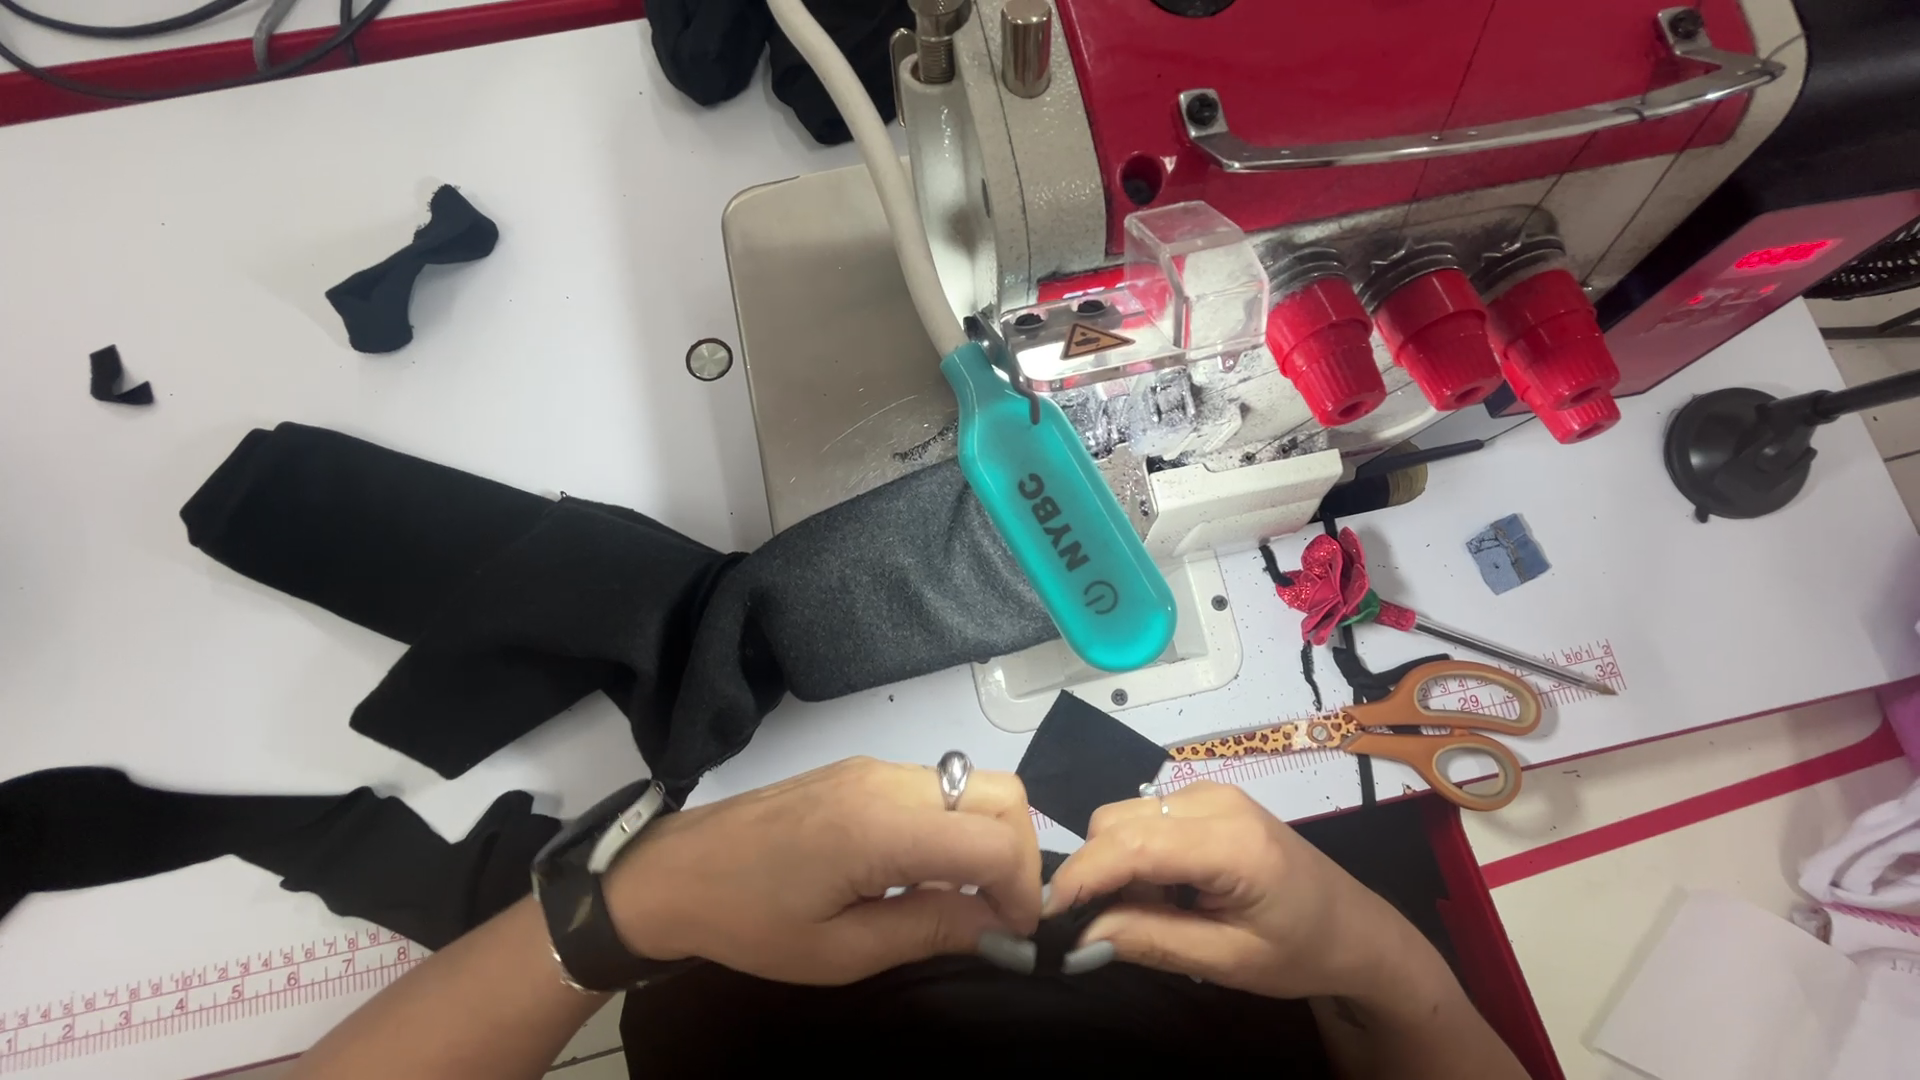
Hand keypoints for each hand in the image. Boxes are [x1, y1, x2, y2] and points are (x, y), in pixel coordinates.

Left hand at [601, 757, 1041, 984]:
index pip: (996, 839)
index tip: (1014, 936)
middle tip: (1000, 915)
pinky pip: (940, 787)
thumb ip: (931, 931)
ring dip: (991, 839)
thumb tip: (1002, 930)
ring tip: (965, 899)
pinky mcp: (865, 770)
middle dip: (1021, 855)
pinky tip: (928, 871)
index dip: (1023, 890)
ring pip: (975, 784)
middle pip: (1003, 793)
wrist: (676, 869)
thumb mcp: (840, 951)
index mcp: (882, 826)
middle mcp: (890, 780)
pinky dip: (958, 826)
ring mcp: (877, 767)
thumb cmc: (750, 921)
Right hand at [1044, 781, 1430, 1000]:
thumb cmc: (1301, 952)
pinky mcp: (1204, 796)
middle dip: (1095, 871)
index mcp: (1231, 842)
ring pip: (1125, 816)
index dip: (1083, 875)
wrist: (1358, 930)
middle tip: (1104, 926)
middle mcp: (1213, 799)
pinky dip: (1136, 854)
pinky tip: (1165, 889)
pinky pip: (1144, 816)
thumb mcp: (1228, 961)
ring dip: (1116, 864)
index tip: (1048, 914)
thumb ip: (1149, 940)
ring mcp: (1209, 791)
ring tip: (1149, 911)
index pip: (1133, 845)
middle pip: (1118, 822)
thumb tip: (1079, 937)